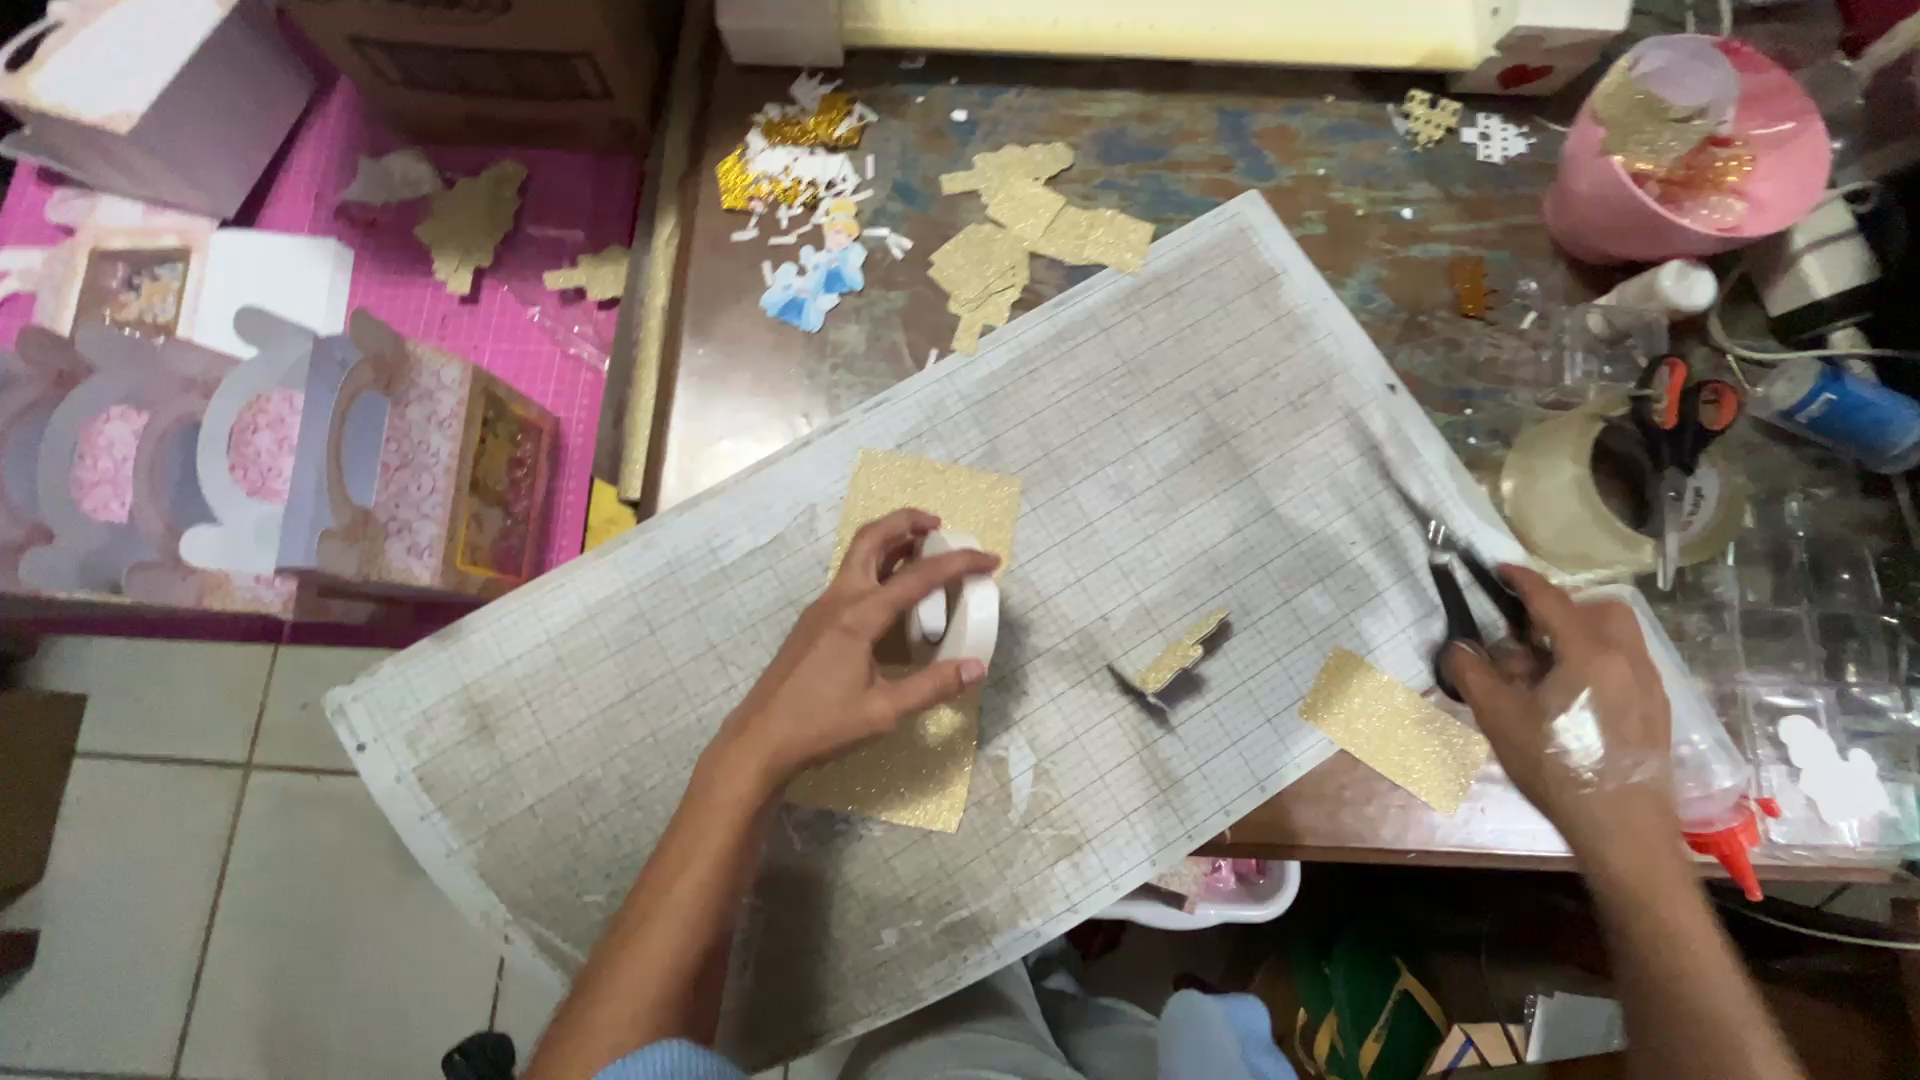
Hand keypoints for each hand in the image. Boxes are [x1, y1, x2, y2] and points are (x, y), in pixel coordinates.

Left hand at [707, 508, 999, 792]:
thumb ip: (932, 687)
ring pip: (857, 555)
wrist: (759, 739)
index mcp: (859, 616)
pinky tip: (893, 594)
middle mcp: (839, 599)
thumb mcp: (884, 712)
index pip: (918, 577)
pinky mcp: (814, 621)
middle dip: (907, 521)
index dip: (958, 563)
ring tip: (922, 548)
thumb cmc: (821, 726)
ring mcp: (821, 607)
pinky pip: (850, 577)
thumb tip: (976, 667)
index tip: (989, 559)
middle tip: (939, 525)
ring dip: (890, 541)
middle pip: (871, 538)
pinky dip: (877, 567)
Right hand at [1443, 567, 1677, 863]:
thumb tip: (1458, 648)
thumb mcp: (1497, 717)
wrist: (1621, 829)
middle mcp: (1628, 660)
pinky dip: (1594, 660)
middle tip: (1523, 632)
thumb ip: (1471, 672)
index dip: (1523, 580)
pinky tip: (1566, 696)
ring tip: (1542, 668)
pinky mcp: (1656, 709)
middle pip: (1600, 608)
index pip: (1553, 600)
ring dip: (1578, 635)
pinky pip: (1625, 663)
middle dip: (1561, 608)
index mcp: (1589, 654)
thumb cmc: (1555, 767)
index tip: (1500, 569)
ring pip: (1617, 635)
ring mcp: (1649, 685)